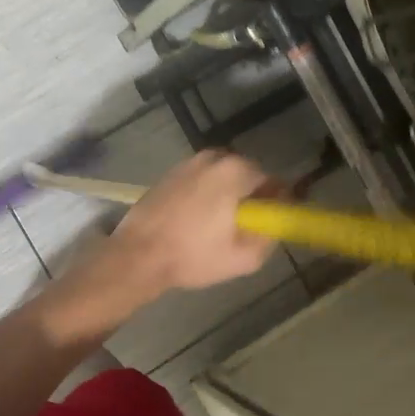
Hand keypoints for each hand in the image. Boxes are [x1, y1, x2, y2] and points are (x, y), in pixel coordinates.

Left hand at [39, 152, 278, 342]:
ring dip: (224, 197)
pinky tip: (194, 222)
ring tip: (216, 228)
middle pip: (245, 176)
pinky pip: (198, 182)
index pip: (271, 181)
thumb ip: (270, 234)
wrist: (138, 255)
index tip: (267, 225)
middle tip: (242, 229)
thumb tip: (276, 221)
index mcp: (234, 171)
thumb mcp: (245, 257)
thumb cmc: (193, 256)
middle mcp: (212, 157)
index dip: (274, 203)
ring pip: (219, 179)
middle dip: (248, 198)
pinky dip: (203, 196)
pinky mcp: (167, 175)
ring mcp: (186, 164)